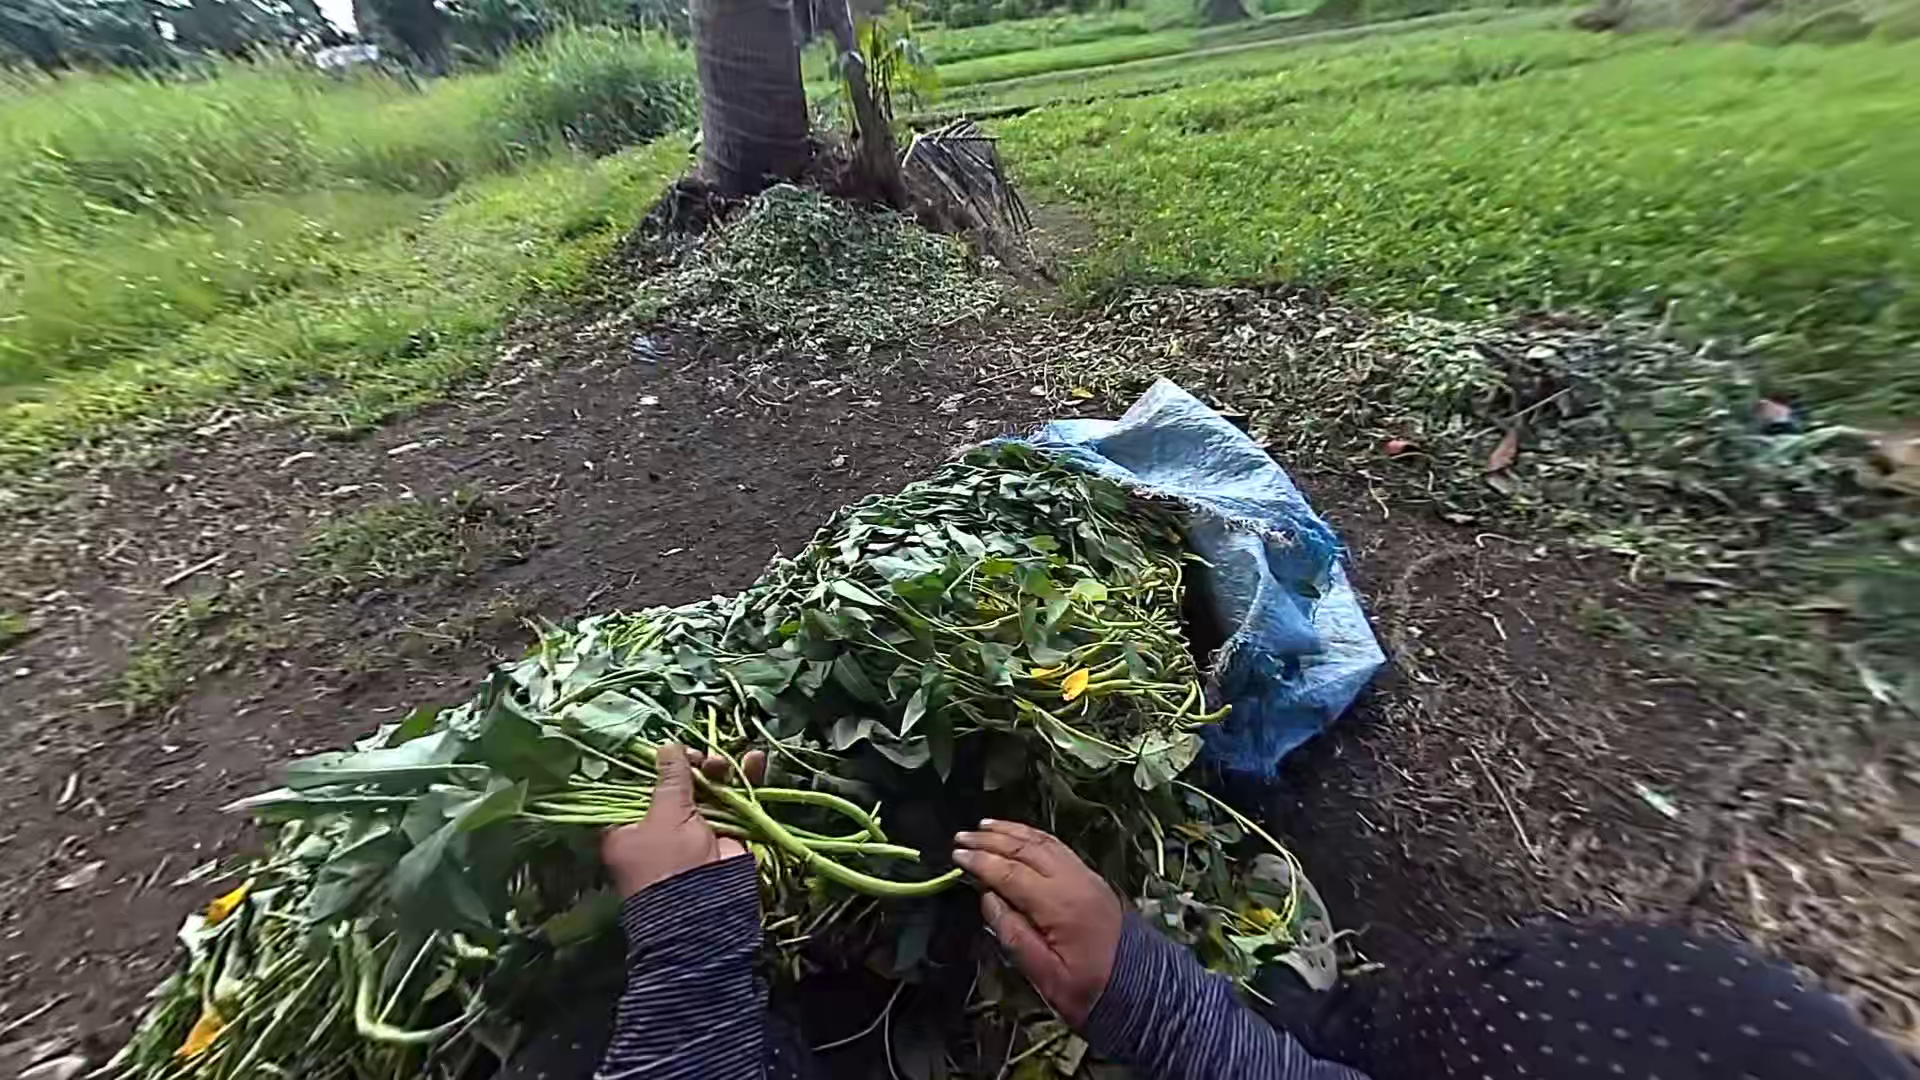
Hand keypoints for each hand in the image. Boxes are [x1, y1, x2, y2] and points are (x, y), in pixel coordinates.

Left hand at [601, 744, 767, 898]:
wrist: (706, 906)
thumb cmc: (669, 861)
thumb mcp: (665, 814)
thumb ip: (670, 778)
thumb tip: (667, 745)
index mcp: (630, 826)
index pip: (639, 787)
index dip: (656, 765)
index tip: (671, 751)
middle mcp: (661, 825)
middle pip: (678, 783)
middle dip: (693, 766)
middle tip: (702, 758)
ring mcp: (697, 827)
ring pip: (709, 787)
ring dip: (719, 770)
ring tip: (725, 762)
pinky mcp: (727, 829)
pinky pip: (736, 797)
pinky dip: (746, 779)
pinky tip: (756, 759)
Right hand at [953, 819, 1123, 1028]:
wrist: (1147, 992)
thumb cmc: (1093, 992)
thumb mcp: (1048, 979)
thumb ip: (1015, 937)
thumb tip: (988, 899)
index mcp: (1058, 904)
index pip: (1010, 873)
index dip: (981, 862)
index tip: (956, 856)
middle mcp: (1070, 879)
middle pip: (1023, 849)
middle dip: (989, 840)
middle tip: (961, 836)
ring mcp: (1082, 873)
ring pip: (1039, 841)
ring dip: (1009, 831)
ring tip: (983, 825)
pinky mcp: (1089, 875)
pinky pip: (1054, 844)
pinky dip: (1031, 834)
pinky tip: (1018, 833)